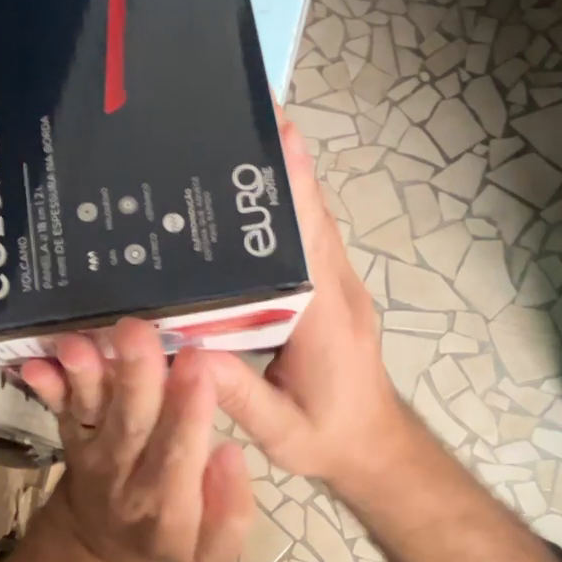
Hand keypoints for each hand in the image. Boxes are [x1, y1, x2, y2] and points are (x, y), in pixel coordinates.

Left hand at [18, 318, 253, 561]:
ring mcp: (93, 455)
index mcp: (170, 512)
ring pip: (92, 413)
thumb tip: (229, 453)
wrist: (101, 540)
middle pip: (133, 426)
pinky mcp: (72, 436)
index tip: (197, 362)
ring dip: (84, 376)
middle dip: (137, 378)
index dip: (188, 413)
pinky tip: (36, 364)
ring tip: (76, 345)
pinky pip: (60, 409)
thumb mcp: (213, 547)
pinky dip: (48, 387)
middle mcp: (126, 481)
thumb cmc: (170, 531)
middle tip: (138, 332)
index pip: (180, 458)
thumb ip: (230, 511)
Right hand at [205, 120, 426, 491]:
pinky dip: (286, 204)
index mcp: (324, 318)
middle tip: (244, 114)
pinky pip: (307, 237)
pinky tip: (250, 189)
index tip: (280, 136)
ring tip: (243, 134)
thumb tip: (188, 352)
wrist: (372, 446)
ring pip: (311, 220)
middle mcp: (335, 288)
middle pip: (311, 214)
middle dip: (285, 163)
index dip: (295, 190)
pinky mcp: (327, 288)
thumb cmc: (328, 438)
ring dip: (286, 176)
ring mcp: (336, 285)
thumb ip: (240, 396)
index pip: (309, 243)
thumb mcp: (281, 431)